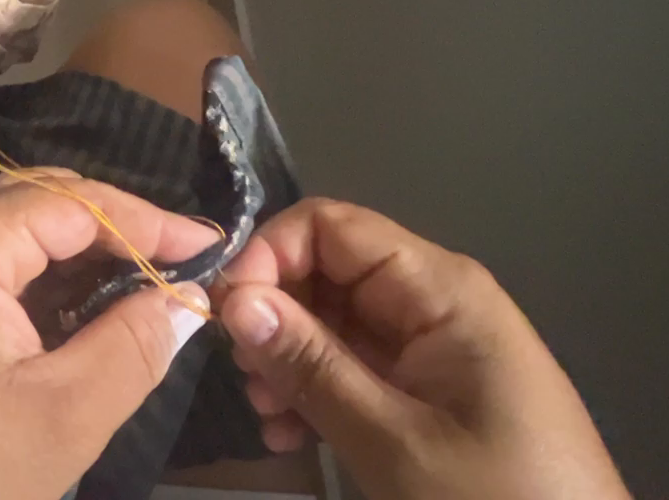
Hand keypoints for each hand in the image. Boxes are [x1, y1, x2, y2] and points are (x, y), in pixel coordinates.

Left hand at [0, 171, 219, 499]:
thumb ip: (134, 345)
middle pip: (50, 199)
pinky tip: (92, 299)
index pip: (77, 203)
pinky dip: (51, 271)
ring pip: (25, 223)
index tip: (213, 245)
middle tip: (186, 263)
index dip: (150, 222)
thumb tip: (191, 298)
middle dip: (120, 228)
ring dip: (88, 249)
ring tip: (153, 278)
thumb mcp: (60, 417)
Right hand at [215, 199, 630, 499]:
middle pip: (324, 269)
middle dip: (274, 313)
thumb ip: (310, 364)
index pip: (330, 225)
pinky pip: (348, 360)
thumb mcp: (396, 442)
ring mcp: (425, 344)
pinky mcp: (421, 385)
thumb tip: (233, 300)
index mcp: (439, 287)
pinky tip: (288, 431)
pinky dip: (310, 386)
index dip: (271, 253)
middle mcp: (429, 299)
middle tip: (245, 374)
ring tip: (265, 411)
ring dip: (285, 356)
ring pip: (328, 317)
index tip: (229, 311)